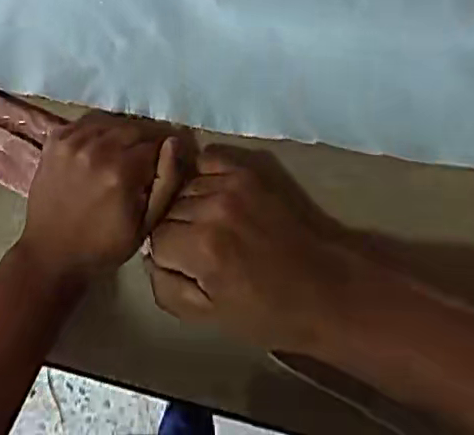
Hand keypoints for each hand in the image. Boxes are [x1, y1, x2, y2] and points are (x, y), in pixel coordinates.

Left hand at [16, 113, 185, 285]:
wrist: (50, 256)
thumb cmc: (104, 245)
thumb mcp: (146, 224)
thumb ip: (167, 180)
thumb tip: (174, 141)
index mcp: (122, 171)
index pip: (157, 142)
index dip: (162, 153)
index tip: (159, 166)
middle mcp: (97, 149)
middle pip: (136, 127)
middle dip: (144, 142)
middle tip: (141, 163)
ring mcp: (73, 142)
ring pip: (113, 121)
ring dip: (122, 134)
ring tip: (120, 155)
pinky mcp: (56, 140)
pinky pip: (89, 121)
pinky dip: (99, 130)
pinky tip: (99, 148)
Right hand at [145, 146, 373, 355]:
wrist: (322, 284)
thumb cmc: (267, 310)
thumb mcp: (207, 316)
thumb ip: (166, 286)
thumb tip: (151, 256)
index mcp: (201, 247)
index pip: (154, 238)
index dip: (164, 255)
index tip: (182, 265)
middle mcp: (214, 206)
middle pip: (167, 208)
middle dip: (174, 229)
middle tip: (194, 249)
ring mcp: (234, 182)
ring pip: (185, 185)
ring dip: (189, 203)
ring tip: (207, 223)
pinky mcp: (250, 168)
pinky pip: (209, 157)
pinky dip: (203, 173)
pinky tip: (212, 193)